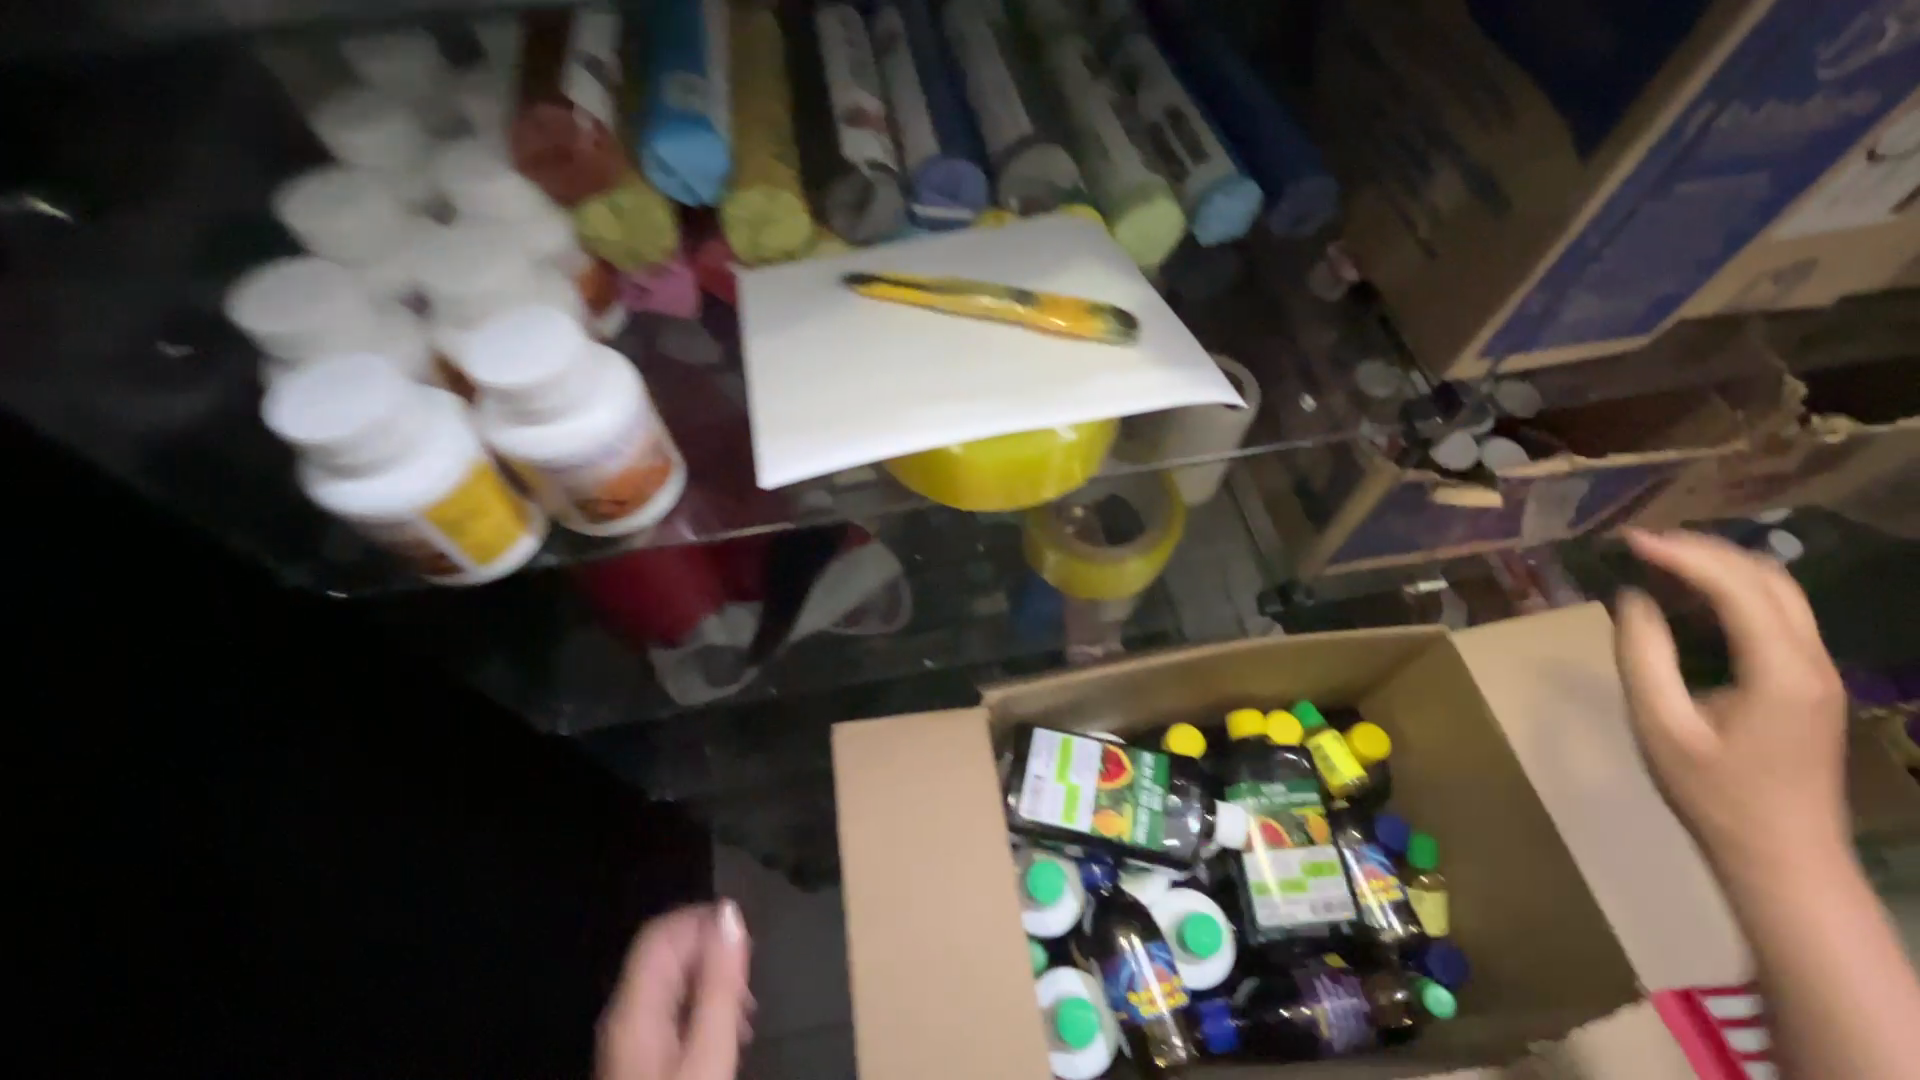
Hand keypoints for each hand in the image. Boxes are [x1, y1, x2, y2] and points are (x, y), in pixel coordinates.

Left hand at [597, 902, 753, 1079]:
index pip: (662, 933)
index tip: (745, 935)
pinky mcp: (640, 1063)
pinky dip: (701, 1008)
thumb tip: (730, 916)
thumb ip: (720, 984)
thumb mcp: (708, 1054)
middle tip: (751, 975)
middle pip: (664, 957)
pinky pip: (670, 1012)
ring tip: (746, 1006)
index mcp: (635, 1008)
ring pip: (670, 984)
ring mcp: (629, 1041)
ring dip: (710, 981)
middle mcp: (625, 1016)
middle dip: (710, 953)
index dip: (702, 922)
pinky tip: (726, 1031)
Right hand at [1612, 529, 1849, 870]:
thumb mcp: (1661, 727)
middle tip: (1642, 543)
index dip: (1683, 555)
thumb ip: (1643, 657)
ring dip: (1722, 566)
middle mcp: (1812, 660)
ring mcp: (1818, 671)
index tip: (1630, 541)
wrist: (1782, 854)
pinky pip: (1778, 616)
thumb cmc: (1714, 795)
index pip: (1736, 587)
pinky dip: (1735, 592)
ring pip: (1780, 593)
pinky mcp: (1809, 683)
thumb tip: (1632, 601)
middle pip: (1768, 578)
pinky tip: (1694, 597)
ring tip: (1663, 560)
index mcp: (1781, 670)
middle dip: (1705, 550)